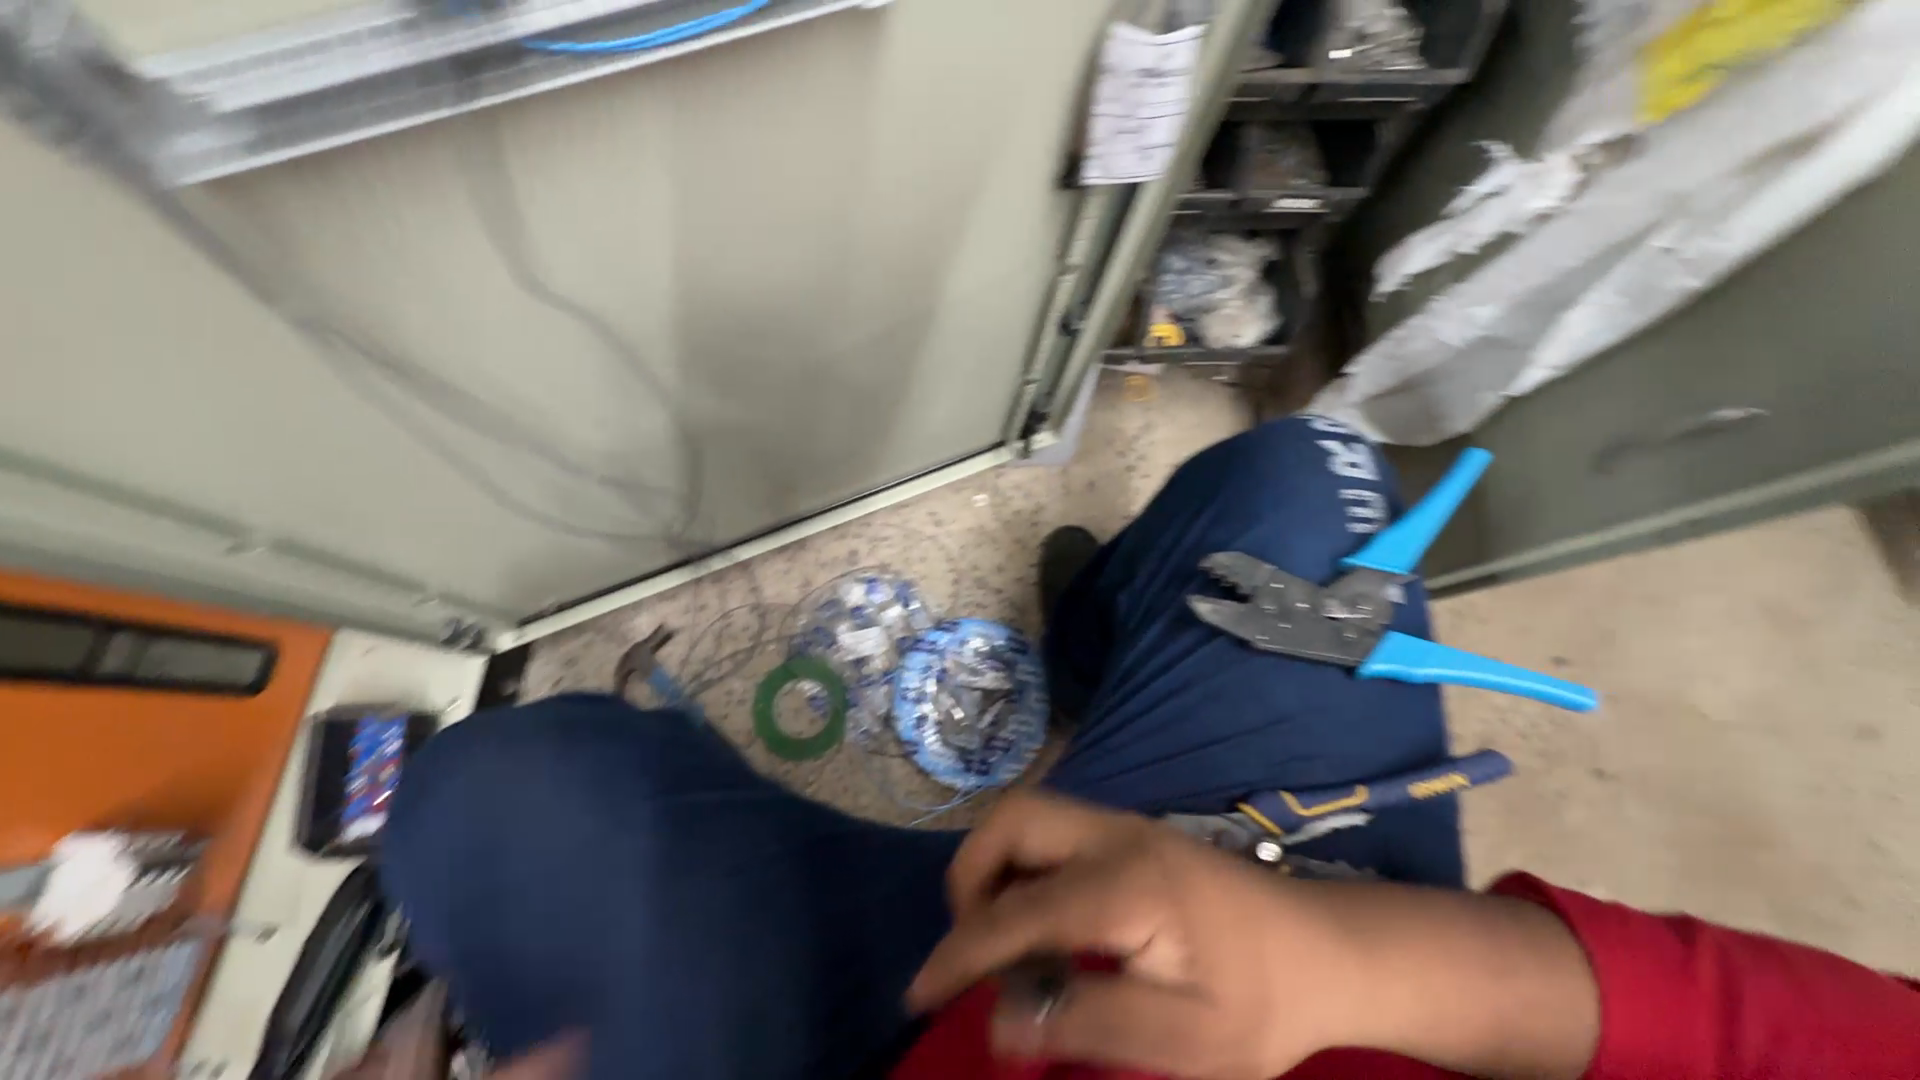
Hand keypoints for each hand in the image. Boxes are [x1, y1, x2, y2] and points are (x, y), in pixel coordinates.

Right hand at [906, 792, 1597, 1079]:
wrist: (1328, 953)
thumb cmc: (1262, 1007)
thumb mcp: (1183, 1043)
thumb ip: (1087, 1024)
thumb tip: (998, 1021)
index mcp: (1126, 887)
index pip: (1017, 913)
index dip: (961, 954)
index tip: (919, 993)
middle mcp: (1115, 836)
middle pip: (1012, 822)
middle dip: (971, 880)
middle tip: (974, 951)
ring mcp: (1124, 826)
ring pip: (1028, 819)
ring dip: (996, 871)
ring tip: (1006, 944)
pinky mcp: (1131, 833)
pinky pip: (1053, 834)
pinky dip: (1025, 871)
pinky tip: (1045, 927)